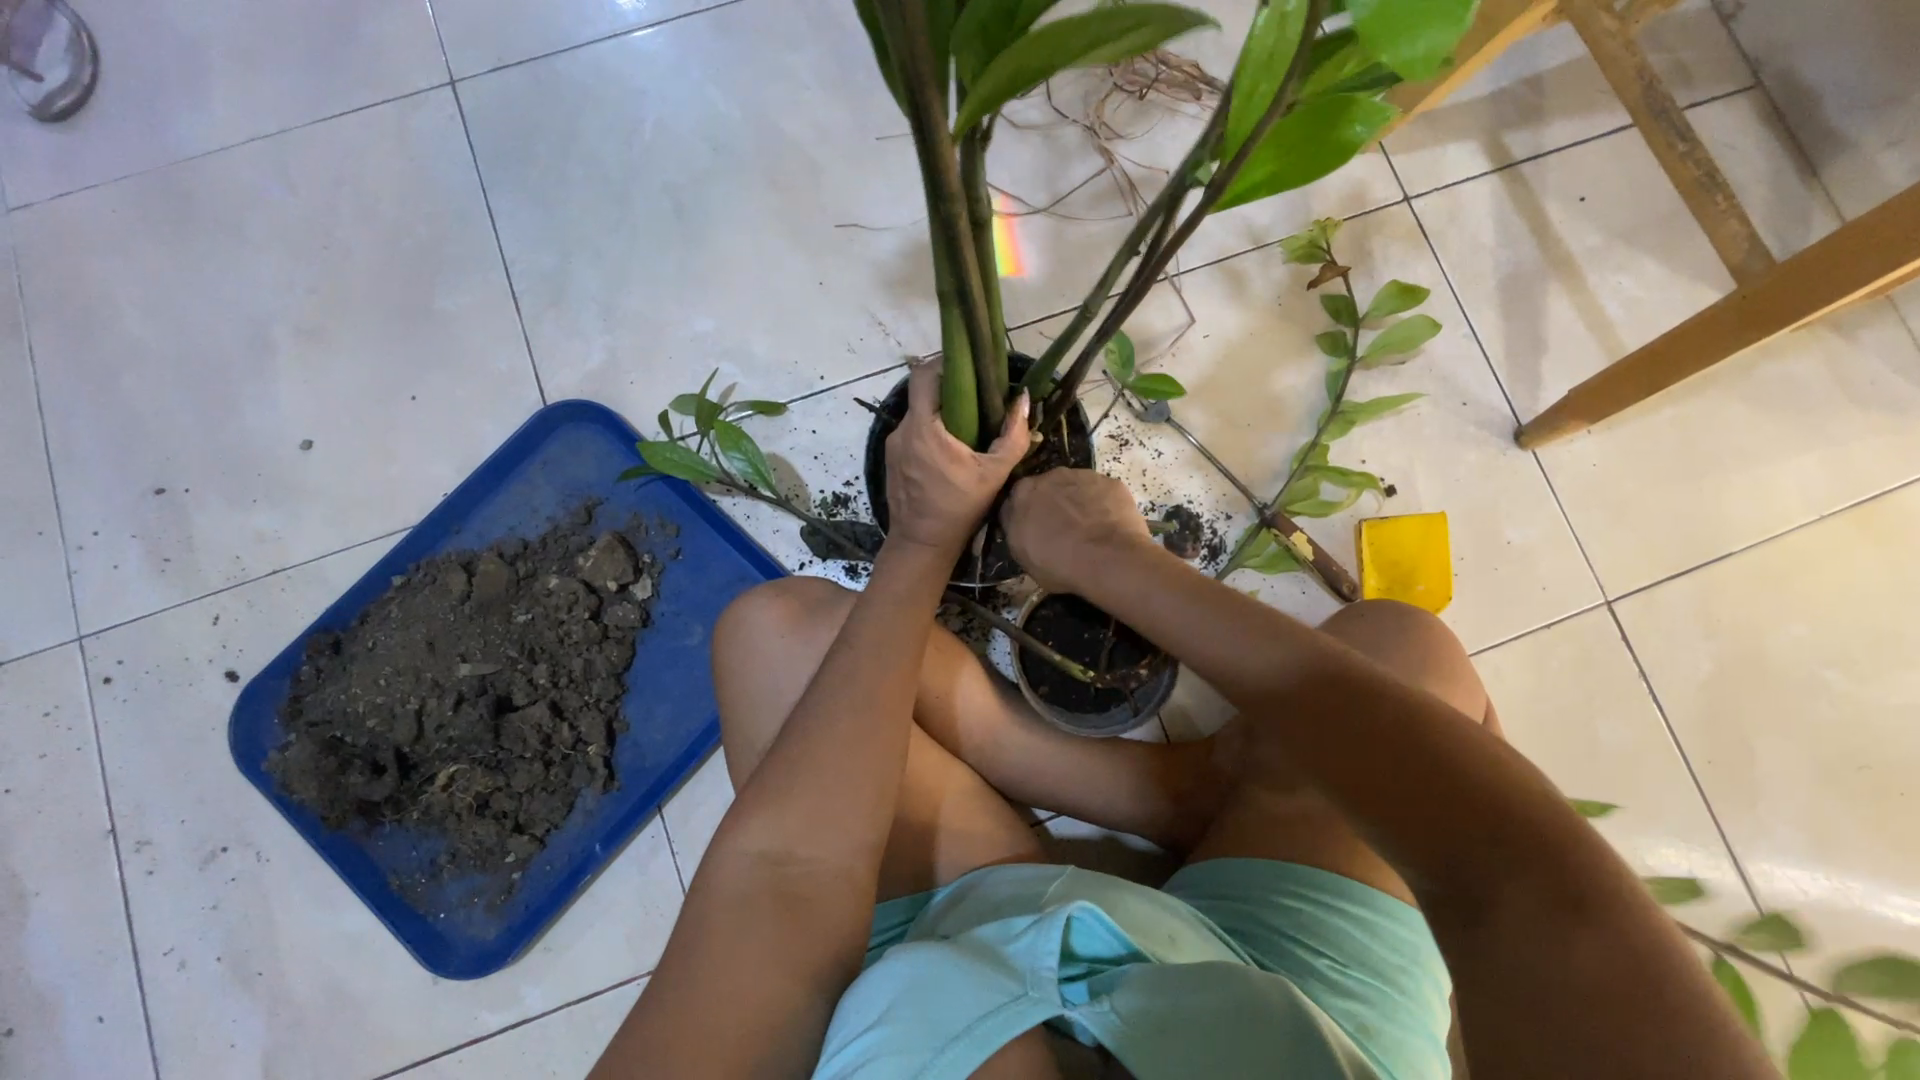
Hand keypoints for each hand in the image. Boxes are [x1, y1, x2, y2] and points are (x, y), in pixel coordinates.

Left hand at [883, 358, 1029, 555]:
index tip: (967, 367)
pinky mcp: (891, 458)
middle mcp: (903, 430)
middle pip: (922, 393)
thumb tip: (1024, 400)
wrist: (922, 543)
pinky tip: (948, 448)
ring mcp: (893, 444)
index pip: (923, 375)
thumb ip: (1014, 436)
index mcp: (924, 428)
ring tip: (965, 425)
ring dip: (939, 414)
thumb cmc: (959, 508)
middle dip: (948, 391)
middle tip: (975, 397)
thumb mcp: (995, 474)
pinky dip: (929, 432)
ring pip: (917, 414)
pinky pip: (911, 433)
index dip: (943, 364)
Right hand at [1002, 468, 1152, 594]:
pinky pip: (1102, 492)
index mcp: (1022, 493)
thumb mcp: (1024, 555)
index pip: (1018, 500)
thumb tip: (1025, 527)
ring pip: (1076, 487)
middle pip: (1048, 488)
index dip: (1027, 515)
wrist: (1106, 559)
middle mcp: (1049, 477)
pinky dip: (1103, 505)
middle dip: (1053, 504)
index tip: (1035, 530)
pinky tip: (1109, 526)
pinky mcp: (1109, 482)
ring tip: (1089, 530)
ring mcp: (1082, 476)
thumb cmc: (1058, 563)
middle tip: (1062, 530)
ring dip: (1079, 502)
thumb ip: (1020, 531)